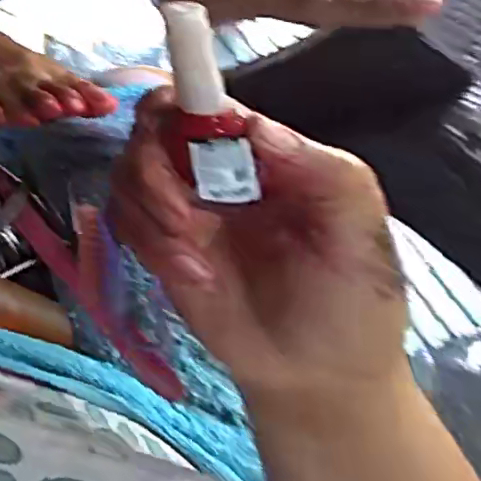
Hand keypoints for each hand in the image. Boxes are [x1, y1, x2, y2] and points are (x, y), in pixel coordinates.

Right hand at [109, 86, 408, 402]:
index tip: (175, 131)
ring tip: (191, 258)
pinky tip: (189, 274)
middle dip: (152, 168)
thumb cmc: (351, 304)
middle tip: (183, 217)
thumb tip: (254, 126)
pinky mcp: (152, 237)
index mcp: (257, 155)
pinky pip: (120, 216)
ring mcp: (177, 203)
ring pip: (125, 171)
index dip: (177, 103)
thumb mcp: (360, 238)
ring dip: (148, 211)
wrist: (314, 378)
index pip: (202, 105)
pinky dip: (146, 243)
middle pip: (148, 130)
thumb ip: (326, 174)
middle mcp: (208, 170)